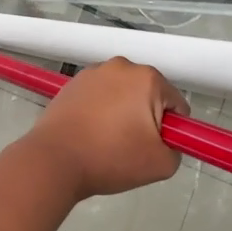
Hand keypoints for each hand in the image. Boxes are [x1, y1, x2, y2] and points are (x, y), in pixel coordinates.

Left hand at [23, 57, 185, 199]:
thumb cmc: (111, 157)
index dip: (172, 130)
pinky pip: (98, 97)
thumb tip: (166, 141)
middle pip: (148, 96)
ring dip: (122, 114)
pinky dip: (99, 112)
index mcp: (147, 78)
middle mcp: (120, 66)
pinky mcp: (71, 84)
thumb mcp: (162, 163)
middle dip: (146, 119)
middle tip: (132, 147)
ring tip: (108, 142)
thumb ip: (177, 149)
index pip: (176, 104)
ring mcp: (92, 73)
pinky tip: (90, 134)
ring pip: (122, 95)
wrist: (54, 159)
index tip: (156, 147)